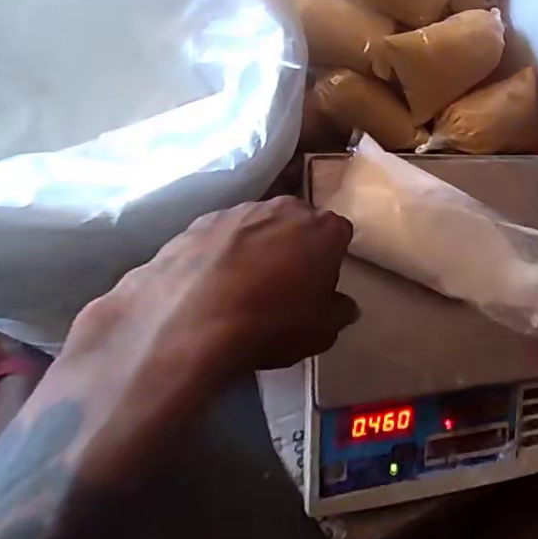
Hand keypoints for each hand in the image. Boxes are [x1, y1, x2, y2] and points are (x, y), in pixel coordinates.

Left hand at [65, 197, 359, 379]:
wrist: (192, 319)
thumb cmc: (272, 322)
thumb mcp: (321, 332)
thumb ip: (339, 312)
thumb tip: (345, 306)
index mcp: (324, 228)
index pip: (338, 235)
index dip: (330, 259)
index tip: (318, 284)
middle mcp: (285, 207)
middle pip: (297, 222)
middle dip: (294, 244)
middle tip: (283, 283)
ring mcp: (240, 209)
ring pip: (257, 224)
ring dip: (255, 245)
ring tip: (240, 285)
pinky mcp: (199, 219)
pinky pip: (220, 235)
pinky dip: (219, 252)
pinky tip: (209, 283)